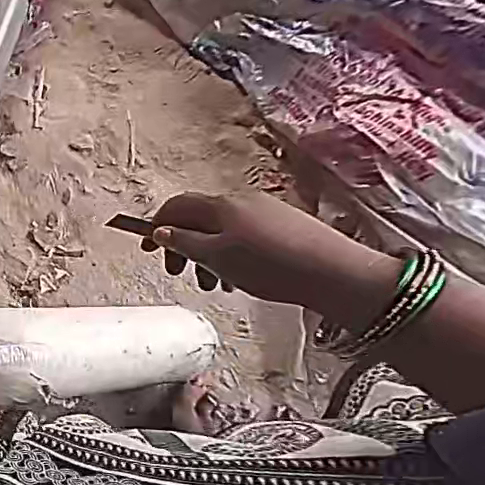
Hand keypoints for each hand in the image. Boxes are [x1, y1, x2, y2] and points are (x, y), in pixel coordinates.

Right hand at [141, 192, 402, 327]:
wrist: (336, 274)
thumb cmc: (271, 266)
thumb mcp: (215, 257)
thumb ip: (183, 242)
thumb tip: (161, 232)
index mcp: (221, 206)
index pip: (176, 206)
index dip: (157, 225)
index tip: (148, 247)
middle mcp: (242, 202)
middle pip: (198, 219)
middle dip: (183, 245)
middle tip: (180, 271)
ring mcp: (265, 212)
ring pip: (221, 231)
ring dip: (207, 255)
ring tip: (215, 282)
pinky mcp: (284, 226)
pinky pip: (244, 236)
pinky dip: (231, 254)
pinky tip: (240, 276)